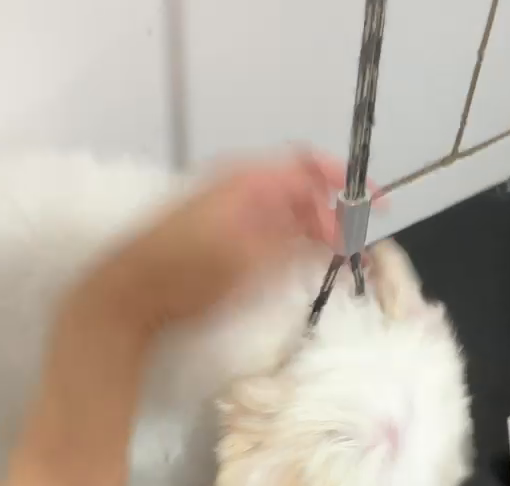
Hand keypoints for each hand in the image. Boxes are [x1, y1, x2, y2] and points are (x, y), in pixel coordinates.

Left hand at [76, 153, 346, 338]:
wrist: (132, 295)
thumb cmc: (189, 277)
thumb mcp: (251, 260)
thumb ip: (297, 237)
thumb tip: (337, 227)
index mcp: (249, 181)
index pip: (310, 166)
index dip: (347, 183)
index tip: (378, 207)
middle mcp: (240, 185)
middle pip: (300, 188)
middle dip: (334, 213)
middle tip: (355, 247)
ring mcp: (228, 206)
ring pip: (285, 207)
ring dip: (314, 228)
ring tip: (335, 258)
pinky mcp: (220, 229)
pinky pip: (268, 223)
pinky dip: (291, 238)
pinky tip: (300, 261)